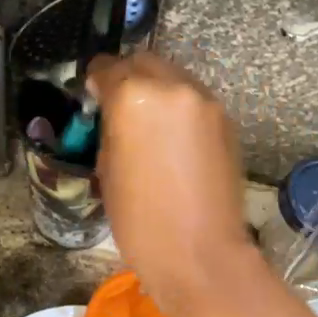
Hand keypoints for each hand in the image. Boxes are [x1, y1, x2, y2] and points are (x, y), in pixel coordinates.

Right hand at [86, 54, 252, 301]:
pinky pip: (194, 100)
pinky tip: (172, 138)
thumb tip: (114, 116)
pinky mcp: (226, 121)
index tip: (92, 95)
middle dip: (127, 78)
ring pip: (173, 77)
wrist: (201, 253)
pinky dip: (179, 108)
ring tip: (147, 122)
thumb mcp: (107, 169)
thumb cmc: (140, 220)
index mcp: (134, 97)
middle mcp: (173, 87)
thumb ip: (110, 129)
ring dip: (156, 89)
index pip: (107, 68)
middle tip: (118, 106)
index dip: (95, 80)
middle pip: (143, 63)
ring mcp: (205, 102)